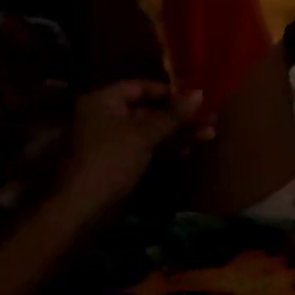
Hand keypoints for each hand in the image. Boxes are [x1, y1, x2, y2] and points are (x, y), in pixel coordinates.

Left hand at [55, 81, 207, 218]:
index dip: (169, 92)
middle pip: (148, 109)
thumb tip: (200, 93)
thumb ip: (172, 115)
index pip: (140, 87)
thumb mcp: (144, 135)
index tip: (197, 99)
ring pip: (150, 130)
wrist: (83, 206)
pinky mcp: (120, 160)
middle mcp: (107, 115)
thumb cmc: (110, 161)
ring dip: (177, 132)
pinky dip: (166, 147)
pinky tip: (189, 150)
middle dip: (179, 115)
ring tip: (208, 135)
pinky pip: (146, 146)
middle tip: (210, 119)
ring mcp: (114, 139)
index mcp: (104, 100)